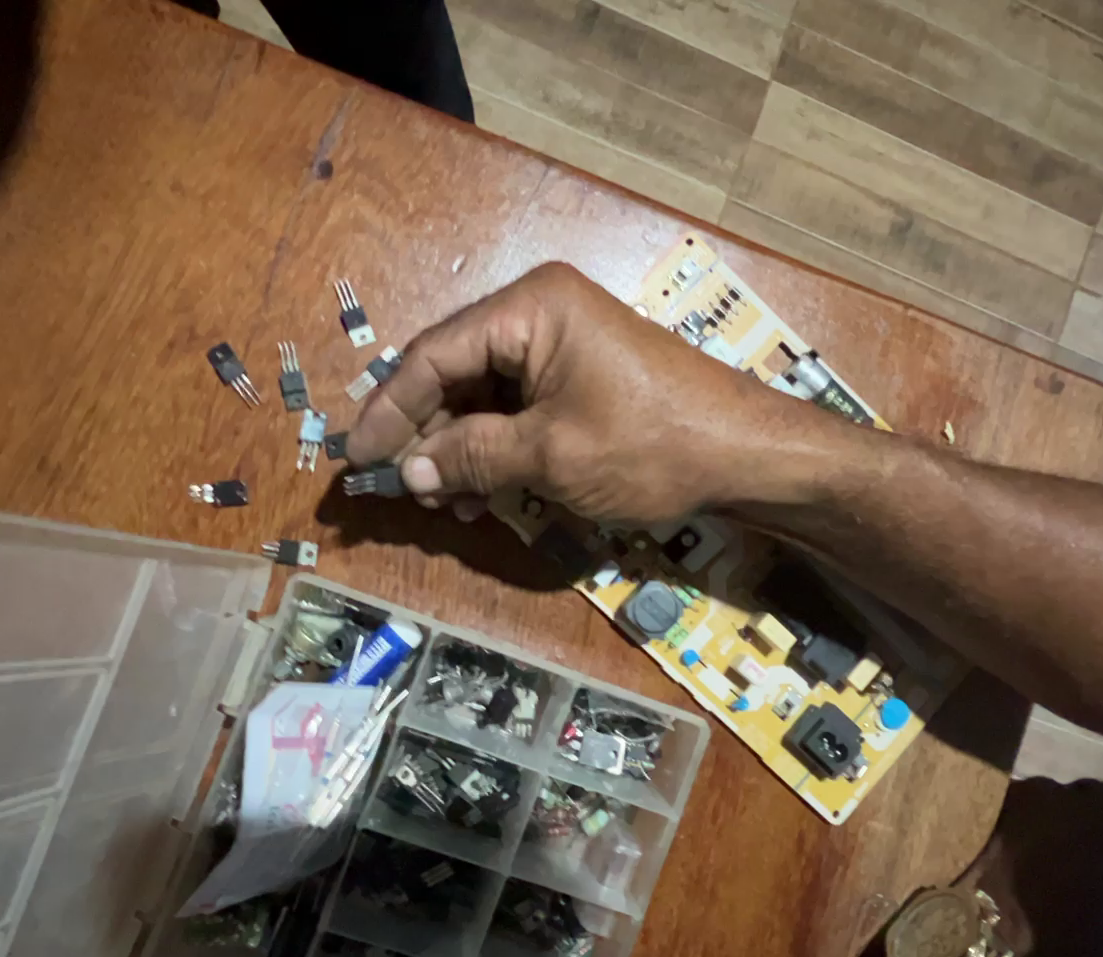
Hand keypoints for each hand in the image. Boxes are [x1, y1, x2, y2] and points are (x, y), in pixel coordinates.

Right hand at [345, 262, 831, 523]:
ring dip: (460, 450)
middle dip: (428, 435)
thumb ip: (472, 456)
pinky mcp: (579, 378)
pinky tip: (483, 493)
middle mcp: (540, 314)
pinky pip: (519, 410)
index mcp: (529, 309)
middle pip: (456, 373)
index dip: (390, 410)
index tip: (357, 459)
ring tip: (445, 502)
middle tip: (407, 490)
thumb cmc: (649, 445)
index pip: (433, 355)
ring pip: (485, 397)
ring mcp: (562, 345)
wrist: (745, 455)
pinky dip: (497, 450)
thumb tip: (408, 469)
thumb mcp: (551, 455)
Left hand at [960, 774, 1102, 956]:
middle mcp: (1093, 791)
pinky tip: (1006, 853)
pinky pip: (1013, 806)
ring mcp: (1038, 789)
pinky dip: (1013, 825)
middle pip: (1100, 796)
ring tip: (1037, 859)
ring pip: (1053, 799)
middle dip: (1095, 821)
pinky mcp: (993, 798)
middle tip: (1084, 857)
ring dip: (1051, 822)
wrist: (1016, 946)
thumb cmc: (1101, 945)